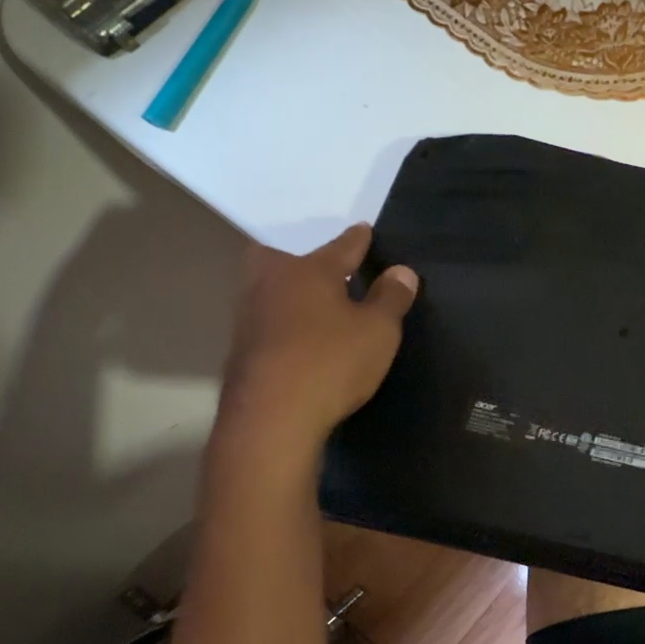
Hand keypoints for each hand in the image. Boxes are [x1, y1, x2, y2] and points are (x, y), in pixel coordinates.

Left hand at [217, 224, 418, 449]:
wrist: (272, 414)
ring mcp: (250, 312)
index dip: (357, 240)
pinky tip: (299, 335)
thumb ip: (391, 298)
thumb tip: (402, 271)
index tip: (364, 229)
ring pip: (272, 287)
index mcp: (308, 270)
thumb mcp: (378, 331)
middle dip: (303, 259)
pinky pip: (268, 318)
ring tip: (316, 302)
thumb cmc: (331, 362)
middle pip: (285, 257)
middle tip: (326, 270)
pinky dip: (285, 320)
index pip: (340, 247)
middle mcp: (271, 281)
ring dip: (293, 291)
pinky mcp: (243, 344)